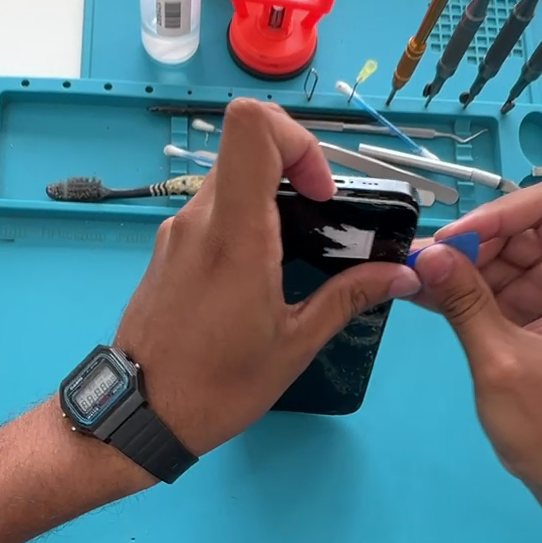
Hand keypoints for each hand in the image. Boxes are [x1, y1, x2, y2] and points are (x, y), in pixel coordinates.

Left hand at [112, 99, 418, 454]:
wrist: (141, 415)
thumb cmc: (219, 386)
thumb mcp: (294, 346)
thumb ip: (347, 298)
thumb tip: (400, 276)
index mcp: (235, 236)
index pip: (251, 127)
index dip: (296, 140)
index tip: (319, 194)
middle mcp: (198, 221)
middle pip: (245, 151)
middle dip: (292, 172)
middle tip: (319, 223)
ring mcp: (174, 235)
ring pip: (227, 183)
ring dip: (267, 201)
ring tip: (292, 255)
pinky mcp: (164, 253)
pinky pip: (208, 215)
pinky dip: (241, 224)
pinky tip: (255, 275)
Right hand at [411, 182, 541, 510]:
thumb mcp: (501, 359)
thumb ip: (465, 303)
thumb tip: (427, 255)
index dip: (497, 214)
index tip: (450, 243)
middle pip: (521, 230)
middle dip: (469, 244)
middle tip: (417, 264)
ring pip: (501, 259)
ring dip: (457, 268)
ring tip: (409, 278)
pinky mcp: (533, 319)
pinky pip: (494, 290)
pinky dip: (461, 292)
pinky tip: (421, 293)